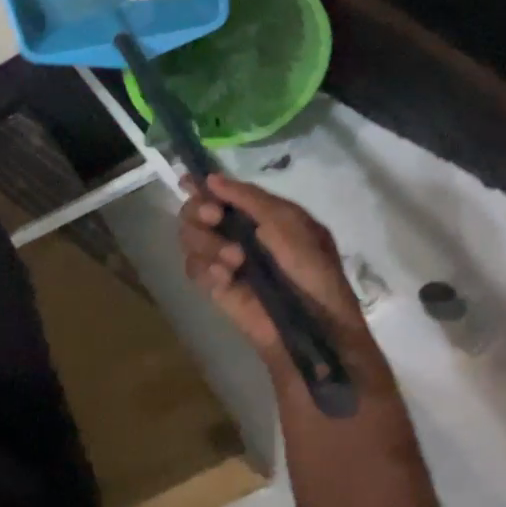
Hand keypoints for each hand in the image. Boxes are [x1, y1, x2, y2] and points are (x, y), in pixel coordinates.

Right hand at [179, 174, 370, 362]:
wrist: (316, 327)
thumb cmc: (314, 272)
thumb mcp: (292, 225)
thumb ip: (252, 198)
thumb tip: (210, 179)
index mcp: (259, 215)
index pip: (220, 192)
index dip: (201, 186)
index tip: (189, 183)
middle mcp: (236, 233)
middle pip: (195, 211)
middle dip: (200, 211)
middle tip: (214, 218)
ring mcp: (223, 259)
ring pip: (189, 236)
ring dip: (207, 243)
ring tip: (235, 260)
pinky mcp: (214, 285)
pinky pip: (193, 267)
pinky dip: (208, 269)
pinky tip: (227, 279)